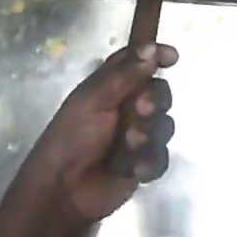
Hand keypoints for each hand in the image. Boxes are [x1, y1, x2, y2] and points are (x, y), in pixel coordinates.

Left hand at [0, 43, 178, 236]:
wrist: (64, 189)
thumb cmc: (73, 134)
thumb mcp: (94, 98)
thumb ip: (125, 74)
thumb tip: (151, 47)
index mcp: (113, 83)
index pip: (139, 61)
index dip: (156, 55)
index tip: (172, 57)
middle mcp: (129, 105)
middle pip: (159, 92)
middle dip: (155, 100)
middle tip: (141, 108)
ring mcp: (139, 135)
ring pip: (164, 125)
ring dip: (149, 133)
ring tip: (129, 143)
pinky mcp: (144, 164)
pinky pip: (162, 157)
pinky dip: (149, 161)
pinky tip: (135, 169)